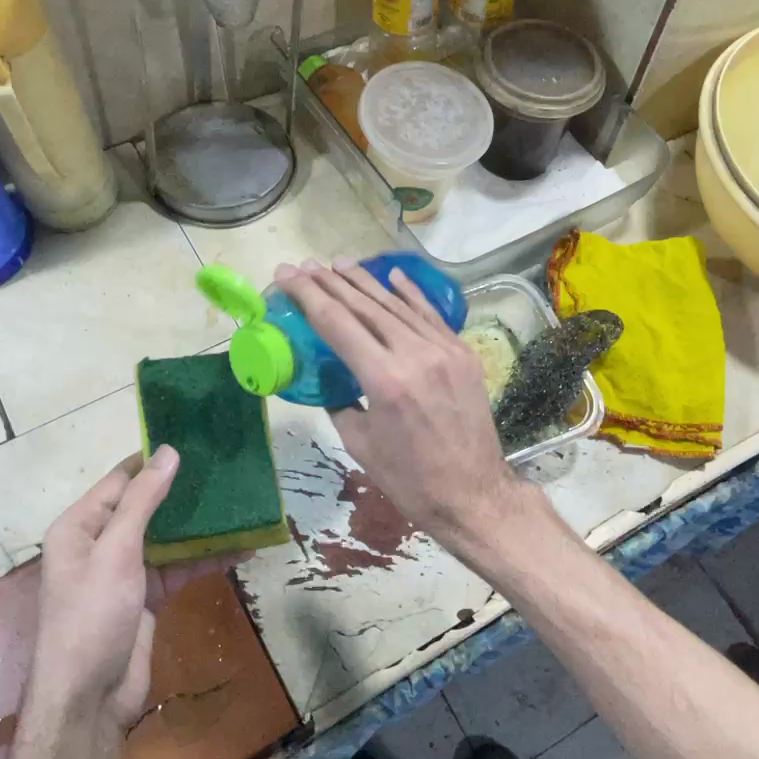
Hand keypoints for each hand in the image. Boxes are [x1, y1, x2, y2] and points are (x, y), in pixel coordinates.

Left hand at [24, 448, 245, 740]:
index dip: (155, 460)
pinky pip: (180, 568)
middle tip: (228, 469)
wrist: (89, 698)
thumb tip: (168, 451)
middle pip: (148, 507)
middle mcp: (100, 543)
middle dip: (185, 491)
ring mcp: (126, 572)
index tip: (196, 440)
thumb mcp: (116, 551)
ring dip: (202, 526)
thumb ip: (143, 501)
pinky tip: (243, 548)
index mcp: (80, 526)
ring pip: (169, 538)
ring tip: (243, 503)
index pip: (120, 480)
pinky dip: (208, 559)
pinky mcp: (148, 597)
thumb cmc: (92, 616)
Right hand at [272, 258, 536, 552]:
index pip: (337, 323)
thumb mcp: (360, 443)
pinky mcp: (463, 354)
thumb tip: (330, 377)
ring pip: (397, 306)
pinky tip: (392, 277)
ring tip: (338, 264)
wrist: (472, 494)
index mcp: (384, 380)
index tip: (286, 274)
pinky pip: (430, 316)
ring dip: (365, 283)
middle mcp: (415, 355)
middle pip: (365, 307)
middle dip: (331, 283)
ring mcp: (444, 350)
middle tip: (306, 265)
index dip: (308, 295)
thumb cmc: (410, 479)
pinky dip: (409, 295)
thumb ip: (340, 401)